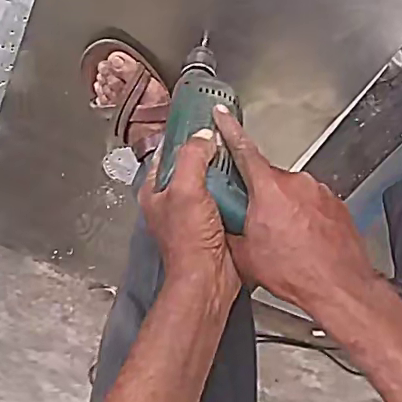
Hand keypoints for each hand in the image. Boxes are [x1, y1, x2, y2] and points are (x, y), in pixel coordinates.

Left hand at [139, 129, 240, 299]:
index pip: (167, 152)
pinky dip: (236, 188)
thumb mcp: (186, 190)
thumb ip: (192, 158)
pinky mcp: (216, 221)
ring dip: (224, 170)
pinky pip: (227, 196)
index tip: (200, 122)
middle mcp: (173, 200)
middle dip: (208, 152)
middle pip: (192, 164)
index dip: (183, 136)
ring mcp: (195, 211)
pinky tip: (245, 180)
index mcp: (155, 191)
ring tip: (236, 155)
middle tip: (223, 137)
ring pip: (211, 179)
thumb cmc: (188, 244)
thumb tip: (203, 137)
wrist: (209, 279)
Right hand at [211, 107, 379, 313]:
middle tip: (256, 222)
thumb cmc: (298, 273)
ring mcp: (318, 191)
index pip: (244, 150)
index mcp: (269, 189)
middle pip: (267, 179)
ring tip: (285, 240)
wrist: (340, 286)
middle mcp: (295, 183)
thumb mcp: (247, 257)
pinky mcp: (334, 202)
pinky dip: (304, 217)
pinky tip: (303, 240)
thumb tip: (220, 228)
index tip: (221, 115)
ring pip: (290, 192)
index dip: (229, 130)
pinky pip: (311, 203)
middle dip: (259, 196)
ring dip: (284, 209)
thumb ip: (229, 232)